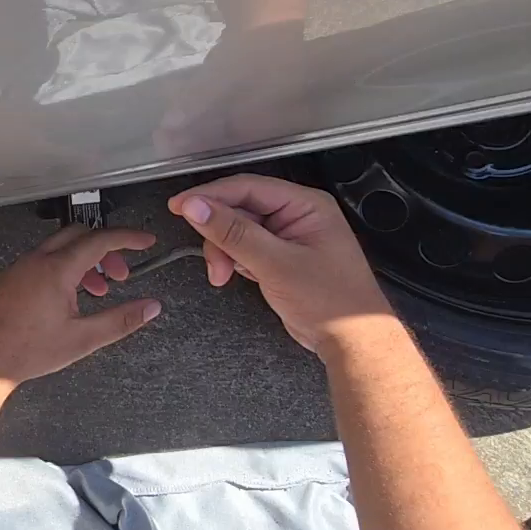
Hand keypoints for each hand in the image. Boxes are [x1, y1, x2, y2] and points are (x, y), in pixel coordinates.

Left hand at [0, 226, 162, 385]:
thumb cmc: (24, 350)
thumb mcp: (83, 338)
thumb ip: (121, 320)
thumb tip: (148, 308)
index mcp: (56, 269)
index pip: (101, 239)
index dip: (129, 238)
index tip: (144, 240)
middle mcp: (36, 261)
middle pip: (80, 235)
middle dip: (107, 249)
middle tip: (120, 272)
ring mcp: (20, 267)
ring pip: (60, 247)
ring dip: (85, 260)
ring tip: (98, 290)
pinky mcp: (11, 278)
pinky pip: (43, 259)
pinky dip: (64, 267)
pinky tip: (69, 296)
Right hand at [168, 174, 392, 356]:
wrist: (350, 342)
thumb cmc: (332, 302)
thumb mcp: (275, 263)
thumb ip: (232, 233)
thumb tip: (197, 207)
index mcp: (304, 205)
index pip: (245, 187)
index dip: (208, 196)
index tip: (179, 206)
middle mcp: (295, 215)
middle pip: (237, 209)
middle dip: (217, 234)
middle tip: (209, 256)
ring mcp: (285, 236)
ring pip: (234, 230)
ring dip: (222, 251)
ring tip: (222, 274)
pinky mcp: (276, 255)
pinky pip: (241, 247)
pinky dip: (231, 260)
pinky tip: (233, 275)